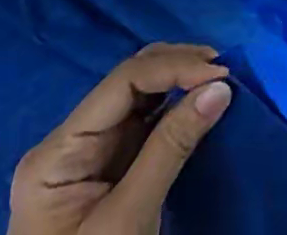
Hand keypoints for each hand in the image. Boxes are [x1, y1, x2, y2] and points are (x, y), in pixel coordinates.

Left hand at [8, 44, 232, 234]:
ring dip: (184, 82)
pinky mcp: (113, 168)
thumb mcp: (128, 222)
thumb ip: (171, 149)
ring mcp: (92, 154)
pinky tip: (205, 105)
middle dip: (181, 67)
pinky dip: (180, 107)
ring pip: (143, 95)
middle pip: (131, 80)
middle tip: (228, 74)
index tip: (223, 74)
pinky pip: (149, 121)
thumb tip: (221, 86)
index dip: (174, 67)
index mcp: (59, 152)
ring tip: (223, 83)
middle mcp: (72, 141)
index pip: (123, 81)